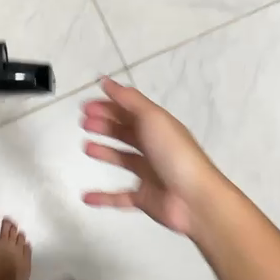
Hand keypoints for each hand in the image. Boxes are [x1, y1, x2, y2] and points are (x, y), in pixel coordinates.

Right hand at [80, 78, 228, 237]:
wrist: (195, 198)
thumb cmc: (173, 152)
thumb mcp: (152, 117)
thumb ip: (128, 99)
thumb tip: (105, 81)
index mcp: (157, 126)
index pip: (129, 111)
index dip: (108, 107)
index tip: (85, 107)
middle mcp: (153, 147)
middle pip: (125, 132)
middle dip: (105, 125)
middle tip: (84, 123)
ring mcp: (149, 173)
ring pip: (123, 159)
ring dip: (105, 152)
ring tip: (86, 147)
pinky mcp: (145, 198)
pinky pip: (120, 197)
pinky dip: (104, 197)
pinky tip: (86, 197)